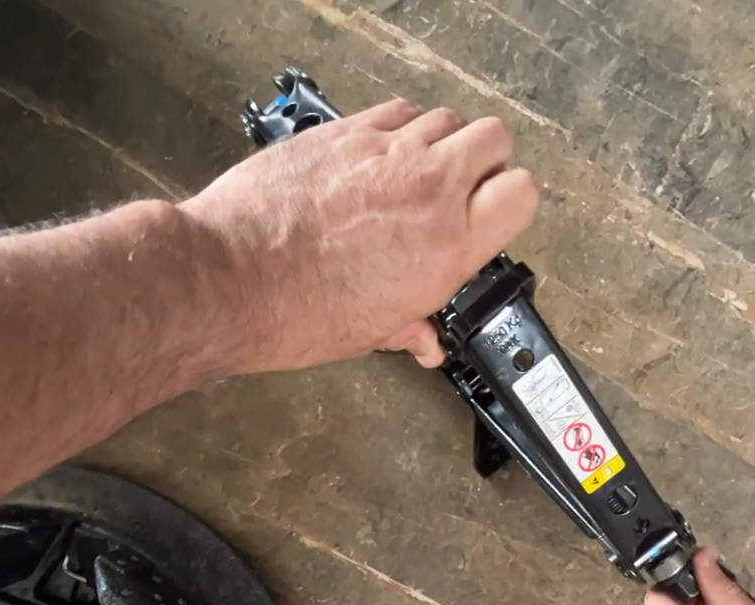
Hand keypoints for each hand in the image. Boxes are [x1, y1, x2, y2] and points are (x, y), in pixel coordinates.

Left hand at [178, 98, 538, 372]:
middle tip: (463, 187)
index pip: (522, 193)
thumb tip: (425, 342)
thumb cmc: (296, 313)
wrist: (232, 280)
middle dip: (485, 160)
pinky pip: (395, 111)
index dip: (513, 199)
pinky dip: (398, 131)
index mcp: (447, 248)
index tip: (496, 213)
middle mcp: (427, 191)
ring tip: (416, 176)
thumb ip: (410, 327)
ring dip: (440, 144)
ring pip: (444, 118)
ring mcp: (386, 153)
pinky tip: (380, 160)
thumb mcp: (371, 332)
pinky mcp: (345, 131)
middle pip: (493, 137)